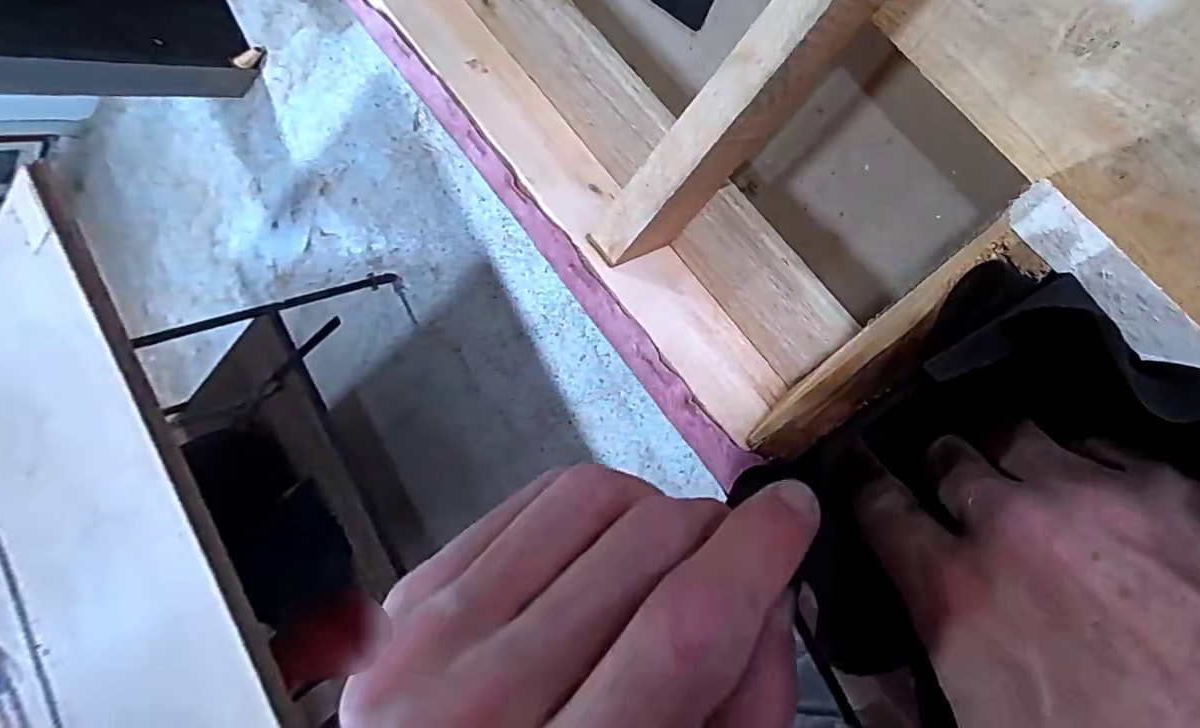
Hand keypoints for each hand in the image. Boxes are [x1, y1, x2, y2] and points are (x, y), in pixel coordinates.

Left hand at [342, 465, 819, 727]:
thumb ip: (756, 694)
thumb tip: (776, 582)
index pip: (687, 625)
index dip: (762, 549)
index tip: (797, 511)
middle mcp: (472, 714)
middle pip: (650, 542)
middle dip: (719, 530)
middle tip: (730, 563)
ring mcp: (421, 650)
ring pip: (596, 493)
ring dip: (658, 510)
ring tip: (658, 564)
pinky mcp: (402, 603)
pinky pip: (538, 493)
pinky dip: (598, 504)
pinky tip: (600, 555)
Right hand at [854, 424, 1199, 727]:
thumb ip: (905, 696)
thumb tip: (858, 640)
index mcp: (962, 597)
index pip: (883, 509)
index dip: (861, 481)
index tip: (855, 463)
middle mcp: (1019, 521)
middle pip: (949, 453)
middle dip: (932, 461)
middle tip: (937, 473)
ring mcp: (1098, 490)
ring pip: (1017, 429)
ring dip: (1000, 446)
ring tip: (1006, 463)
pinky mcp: (1169, 483)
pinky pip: (1095, 441)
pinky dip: (1075, 455)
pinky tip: (1087, 479)